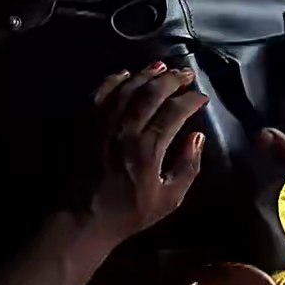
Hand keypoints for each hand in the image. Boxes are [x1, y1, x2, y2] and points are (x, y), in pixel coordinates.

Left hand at [0, 62, 205, 284]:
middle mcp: (125, 129)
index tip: (201, 96)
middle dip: (172, 79)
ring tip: (161, 67)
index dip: (191, 99)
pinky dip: (113, 80)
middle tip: (186, 74)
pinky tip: (126, 74)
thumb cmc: (129, 211)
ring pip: (127, 88)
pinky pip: (100, 93)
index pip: (175, 112)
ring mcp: (102, 123)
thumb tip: (198, 136)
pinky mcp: (86, 123)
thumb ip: (188, 167)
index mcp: (148, 148)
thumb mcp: (169, 199)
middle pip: (152, 92)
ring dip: (146, 74)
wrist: (83, 218)